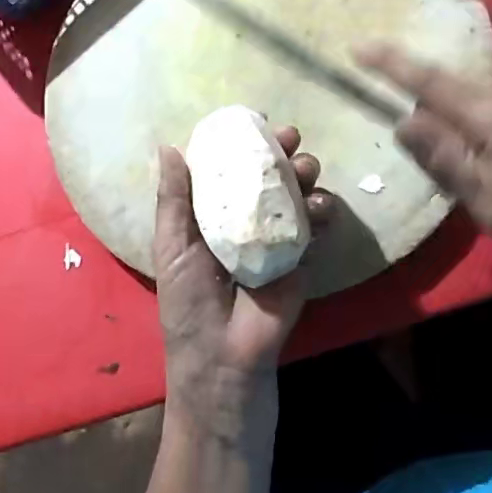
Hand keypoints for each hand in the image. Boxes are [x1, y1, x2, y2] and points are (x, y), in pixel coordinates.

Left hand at [153, 127, 330, 443]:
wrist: (226, 370)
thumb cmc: (188, 308)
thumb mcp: (173, 249)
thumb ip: (174, 200)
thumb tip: (168, 146)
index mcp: (208, 220)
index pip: (228, 173)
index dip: (242, 146)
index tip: (258, 122)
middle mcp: (242, 227)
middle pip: (265, 180)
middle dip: (280, 156)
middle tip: (291, 139)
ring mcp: (274, 245)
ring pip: (294, 200)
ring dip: (305, 179)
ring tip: (308, 170)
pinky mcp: (301, 266)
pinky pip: (315, 231)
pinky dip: (323, 213)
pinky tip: (323, 205)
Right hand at [356, 44, 491, 292]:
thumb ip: (448, 160)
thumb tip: (403, 121)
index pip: (432, 83)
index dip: (392, 65)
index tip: (357, 47)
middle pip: (446, 93)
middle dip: (411, 100)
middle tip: (382, 123)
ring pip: (463, 110)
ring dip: (436, 124)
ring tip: (417, 153)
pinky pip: (481, 121)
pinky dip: (458, 132)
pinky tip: (455, 157)